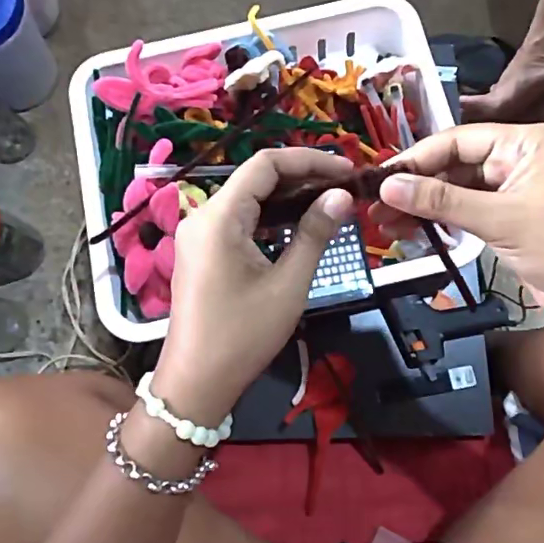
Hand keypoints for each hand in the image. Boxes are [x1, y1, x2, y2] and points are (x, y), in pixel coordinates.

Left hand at [156, 148, 355, 422]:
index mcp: (219, 217)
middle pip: (256, 178)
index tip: (347, 169)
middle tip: (345, 187)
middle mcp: (203, 216)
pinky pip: (240, 220)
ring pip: (249, 198)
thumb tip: (341, 196)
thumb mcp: (288, 285)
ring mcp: (199, 234)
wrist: (196, 382)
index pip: (266, 164)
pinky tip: (299, 225)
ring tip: (330, 202)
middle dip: (302, 177)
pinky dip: (270, 217)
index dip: (310, 160)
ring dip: (288, 197)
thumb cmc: (243, 336)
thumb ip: (315, 234)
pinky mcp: (202, 251)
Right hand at [371, 123, 543, 316]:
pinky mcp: (511, 218)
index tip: (380, 178)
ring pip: (458, 192)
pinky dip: (444, 223)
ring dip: (425, 208)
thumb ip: (441, 202)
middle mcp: (519, 158)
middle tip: (375, 208)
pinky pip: (469, 212)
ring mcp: (514, 189)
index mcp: (525, 142)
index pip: (459, 140)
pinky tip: (414, 233)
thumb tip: (387, 185)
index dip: (417, 158)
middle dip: (417, 188)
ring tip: (386, 226)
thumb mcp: (499, 219)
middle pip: (455, 166)